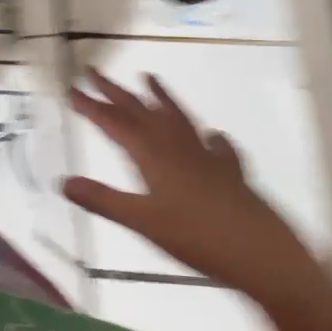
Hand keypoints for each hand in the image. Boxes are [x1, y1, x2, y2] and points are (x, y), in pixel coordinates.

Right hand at [64, 69, 320, 299]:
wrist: (268, 260)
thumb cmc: (200, 239)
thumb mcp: (143, 223)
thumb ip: (103, 201)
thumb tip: (63, 181)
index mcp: (153, 155)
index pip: (114, 123)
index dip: (90, 106)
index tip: (70, 88)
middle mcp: (177, 148)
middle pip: (142, 112)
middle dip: (115, 91)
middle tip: (94, 71)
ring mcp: (208, 160)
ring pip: (178, 120)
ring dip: (161, 98)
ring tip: (150, 78)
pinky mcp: (233, 176)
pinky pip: (219, 148)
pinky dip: (212, 138)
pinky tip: (215, 135)